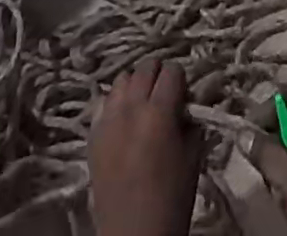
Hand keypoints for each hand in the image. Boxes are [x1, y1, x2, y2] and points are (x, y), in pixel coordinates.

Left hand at [90, 60, 200, 235]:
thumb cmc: (172, 198)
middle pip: (145, 67)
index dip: (181, 79)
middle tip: (166, 94)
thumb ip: (190, 121)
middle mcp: (131, 107)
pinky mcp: (93, 134)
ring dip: (136, 85)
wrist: (135, 234)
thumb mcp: (193, 156)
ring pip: (122, 79)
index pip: (172, 71)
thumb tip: (185, 105)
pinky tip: (125, 120)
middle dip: (159, 74)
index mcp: (159, 112)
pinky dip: (117, 103)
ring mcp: (107, 119)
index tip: (184, 94)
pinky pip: (104, 102)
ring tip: (143, 103)